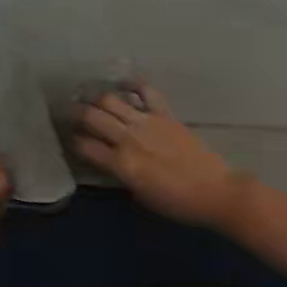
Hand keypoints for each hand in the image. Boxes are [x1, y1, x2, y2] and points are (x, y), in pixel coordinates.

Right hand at [72, 82, 249, 228]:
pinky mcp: (164, 114)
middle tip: (71, 112)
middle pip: (92, 117)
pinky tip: (125, 83)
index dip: (75, 141)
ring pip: (111, 100)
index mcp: (121, 164)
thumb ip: (121, 175)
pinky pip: (146, 92)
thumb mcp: (140, 195)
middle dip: (77, 113)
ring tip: (91, 97)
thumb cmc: (177, 202)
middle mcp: (128, 138)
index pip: (85, 146)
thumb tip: (110, 161)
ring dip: (97, 98)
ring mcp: (146, 122)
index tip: (71, 138)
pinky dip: (134, 84)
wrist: (214, 192)